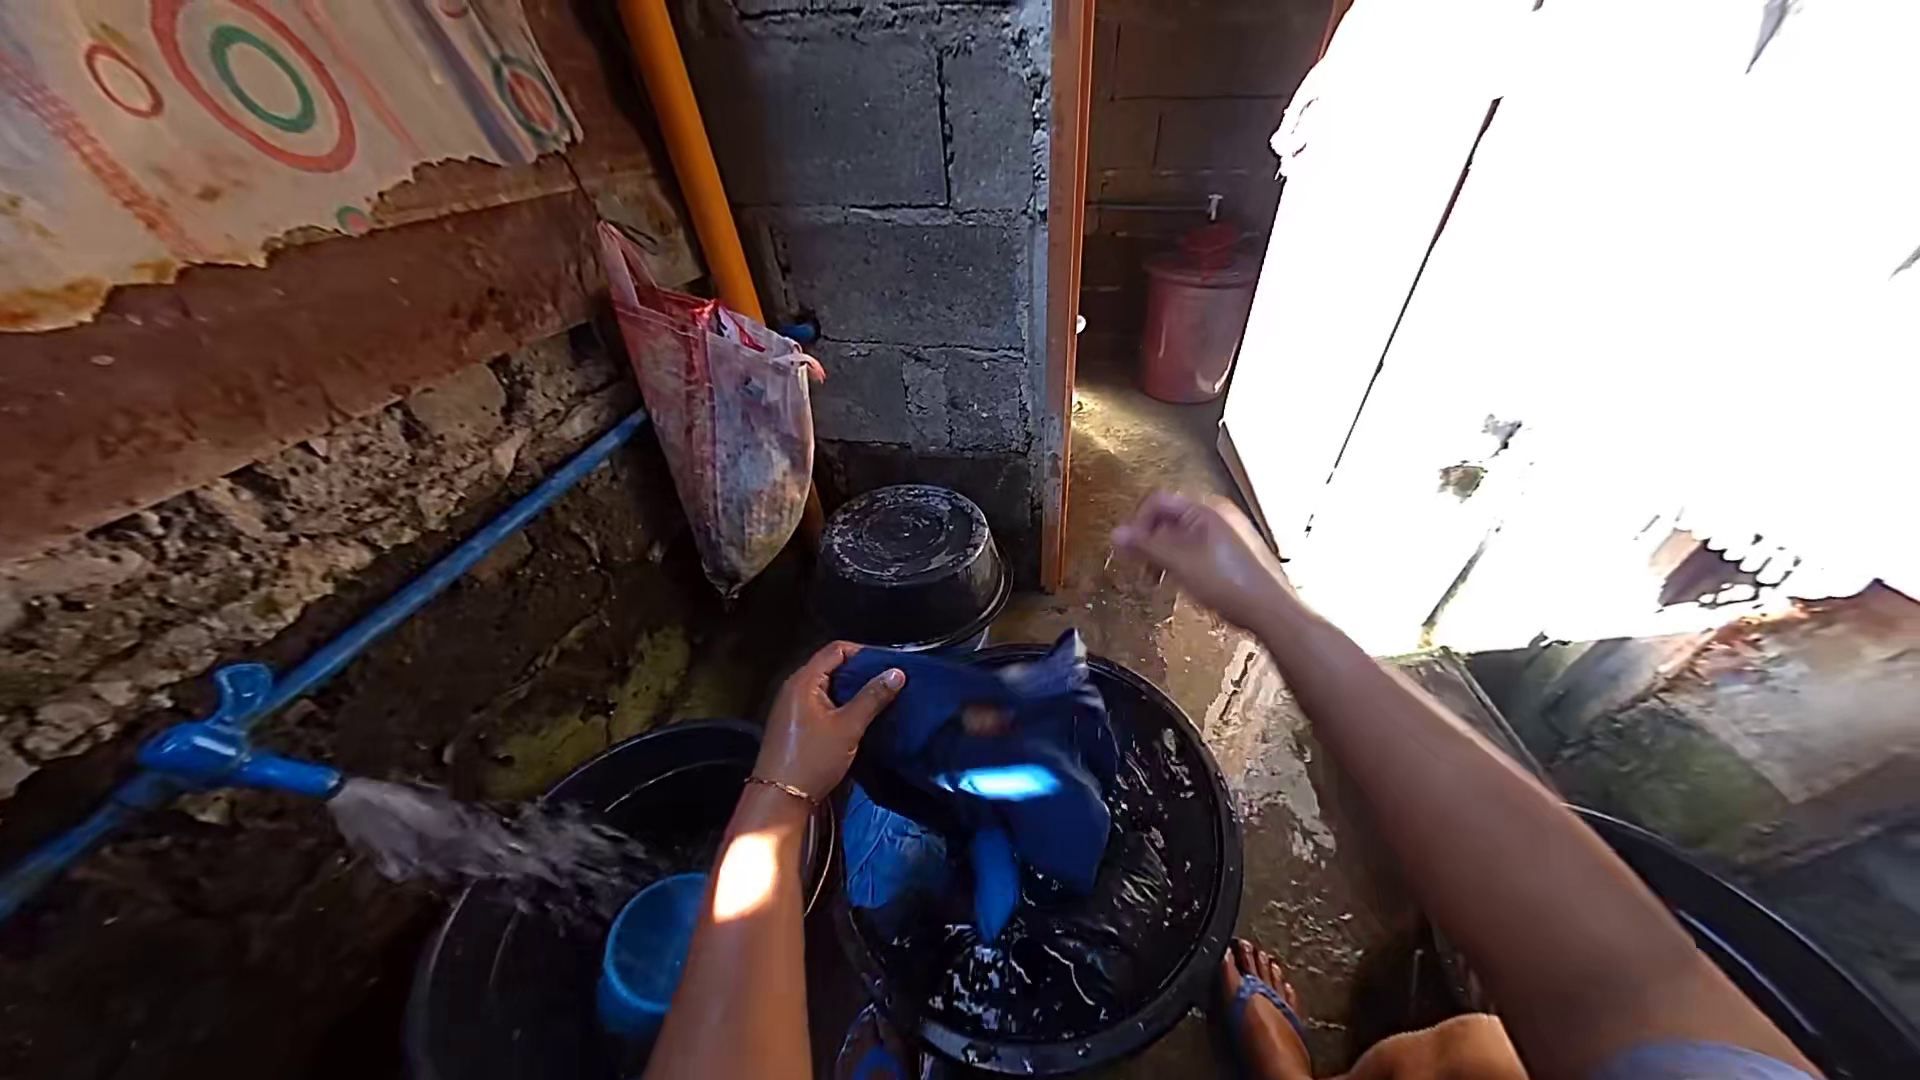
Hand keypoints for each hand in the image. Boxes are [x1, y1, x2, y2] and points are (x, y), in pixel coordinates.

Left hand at [756, 641, 904, 799]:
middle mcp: (795, 687)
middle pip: (832, 666)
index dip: (864, 652)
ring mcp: (793, 706)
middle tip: (889, 680)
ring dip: (853, 689)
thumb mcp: (848, 727)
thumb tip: (897, 672)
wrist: (779, 800)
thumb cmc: (813, 759)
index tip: (888, 663)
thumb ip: (873, 697)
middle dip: (861, 671)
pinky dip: (842, 703)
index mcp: (804, 680)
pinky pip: (823, 702)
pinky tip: (861, 715)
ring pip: (829, 686)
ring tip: (880, 697)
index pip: (836, 650)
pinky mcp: (796, 724)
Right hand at [1111, 491, 1297, 632]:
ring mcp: (1226, 535)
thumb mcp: (1178, 564)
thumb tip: (1117, 534)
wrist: (1271, 612)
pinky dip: (1179, 562)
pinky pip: (1194, 549)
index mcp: (1206, 510)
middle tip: (1138, 565)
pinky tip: (1178, 583)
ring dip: (1161, 555)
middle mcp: (1217, 516)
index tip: (1128, 547)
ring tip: (1155, 578)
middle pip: (1168, 518)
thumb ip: (1145, 547)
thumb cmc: (1232, 585)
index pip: (1158, 501)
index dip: (1138, 522)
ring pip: (1180, 536)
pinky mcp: (1230, 554)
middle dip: (1148, 541)